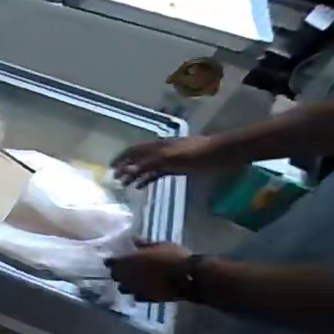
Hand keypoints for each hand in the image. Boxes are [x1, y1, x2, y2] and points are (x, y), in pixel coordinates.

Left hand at [106, 241, 191, 301]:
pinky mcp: (145, 299)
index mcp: (126, 262)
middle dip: (118, 272)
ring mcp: (134, 289)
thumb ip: (143, 244)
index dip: (112, 260)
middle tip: (125, 268)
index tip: (115, 258)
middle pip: (115, 275)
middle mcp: (125, 277)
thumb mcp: (159, 245)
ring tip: (134, 279)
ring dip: (126, 284)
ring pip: (123, 288)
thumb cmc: (173, 256)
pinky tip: (144, 289)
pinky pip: (136, 296)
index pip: (110, 262)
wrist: (187, 277)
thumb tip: (134, 240)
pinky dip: (138, 292)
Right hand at [112, 136, 226, 187]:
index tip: (110, 168)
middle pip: (137, 159)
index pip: (133, 151)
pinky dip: (147, 179)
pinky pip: (157, 174)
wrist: (223, 154)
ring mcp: (168, 160)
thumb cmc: (197, 154)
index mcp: (156, 146)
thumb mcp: (169, 158)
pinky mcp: (177, 168)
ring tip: (125, 186)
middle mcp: (160, 152)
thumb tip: (125, 171)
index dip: (121, 158)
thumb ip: (146, 164)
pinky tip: (141, 187)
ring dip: (134, 176)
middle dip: (125, 168)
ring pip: (146, 167)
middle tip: (115, 180)